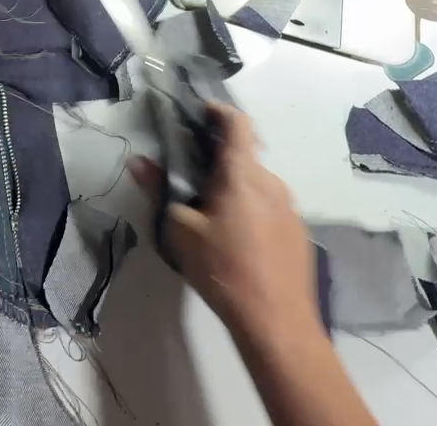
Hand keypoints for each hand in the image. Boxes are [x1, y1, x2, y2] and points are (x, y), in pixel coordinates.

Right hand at [130, 105, 321, 339]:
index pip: (237, 123)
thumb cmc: (223, 269)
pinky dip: (251, 210)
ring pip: (256, 185)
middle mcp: (271, 182)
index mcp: (243, 174)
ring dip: (235, 188)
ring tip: (211, 214)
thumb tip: (138, 162)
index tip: (198, 113)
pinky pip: (270, 207)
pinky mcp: (299, 233)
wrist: (278, 325)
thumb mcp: (180, 230)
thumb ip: (159, 189)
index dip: (218, 111)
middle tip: (191, 177)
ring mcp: (290, 208)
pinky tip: (236, 240)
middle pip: (244, 156)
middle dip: (218, 160)